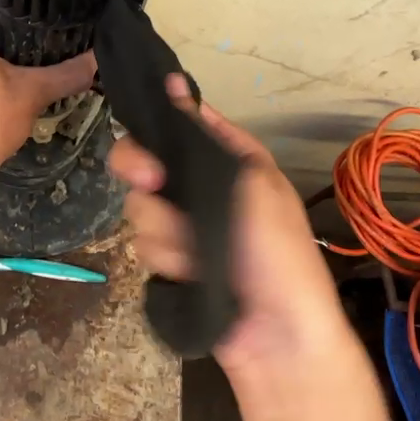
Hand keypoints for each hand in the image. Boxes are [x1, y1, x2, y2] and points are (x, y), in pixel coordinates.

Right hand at [109, 76, 346, 380]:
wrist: (278, 337)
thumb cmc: (279, 254)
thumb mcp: (255, 182)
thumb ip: (210, 137)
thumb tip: (175, 83)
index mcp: (227, 160)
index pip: (180, 124)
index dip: (158, 120)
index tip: (142, 120)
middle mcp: (199, 188)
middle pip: (144, 160)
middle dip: (142, 170)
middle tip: (153, 183)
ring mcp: (182, 225)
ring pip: (141, 206)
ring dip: (165, 231)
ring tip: (195, 256)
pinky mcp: (168, 259)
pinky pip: (142, 243)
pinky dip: (165, 259)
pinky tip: (189, 274)